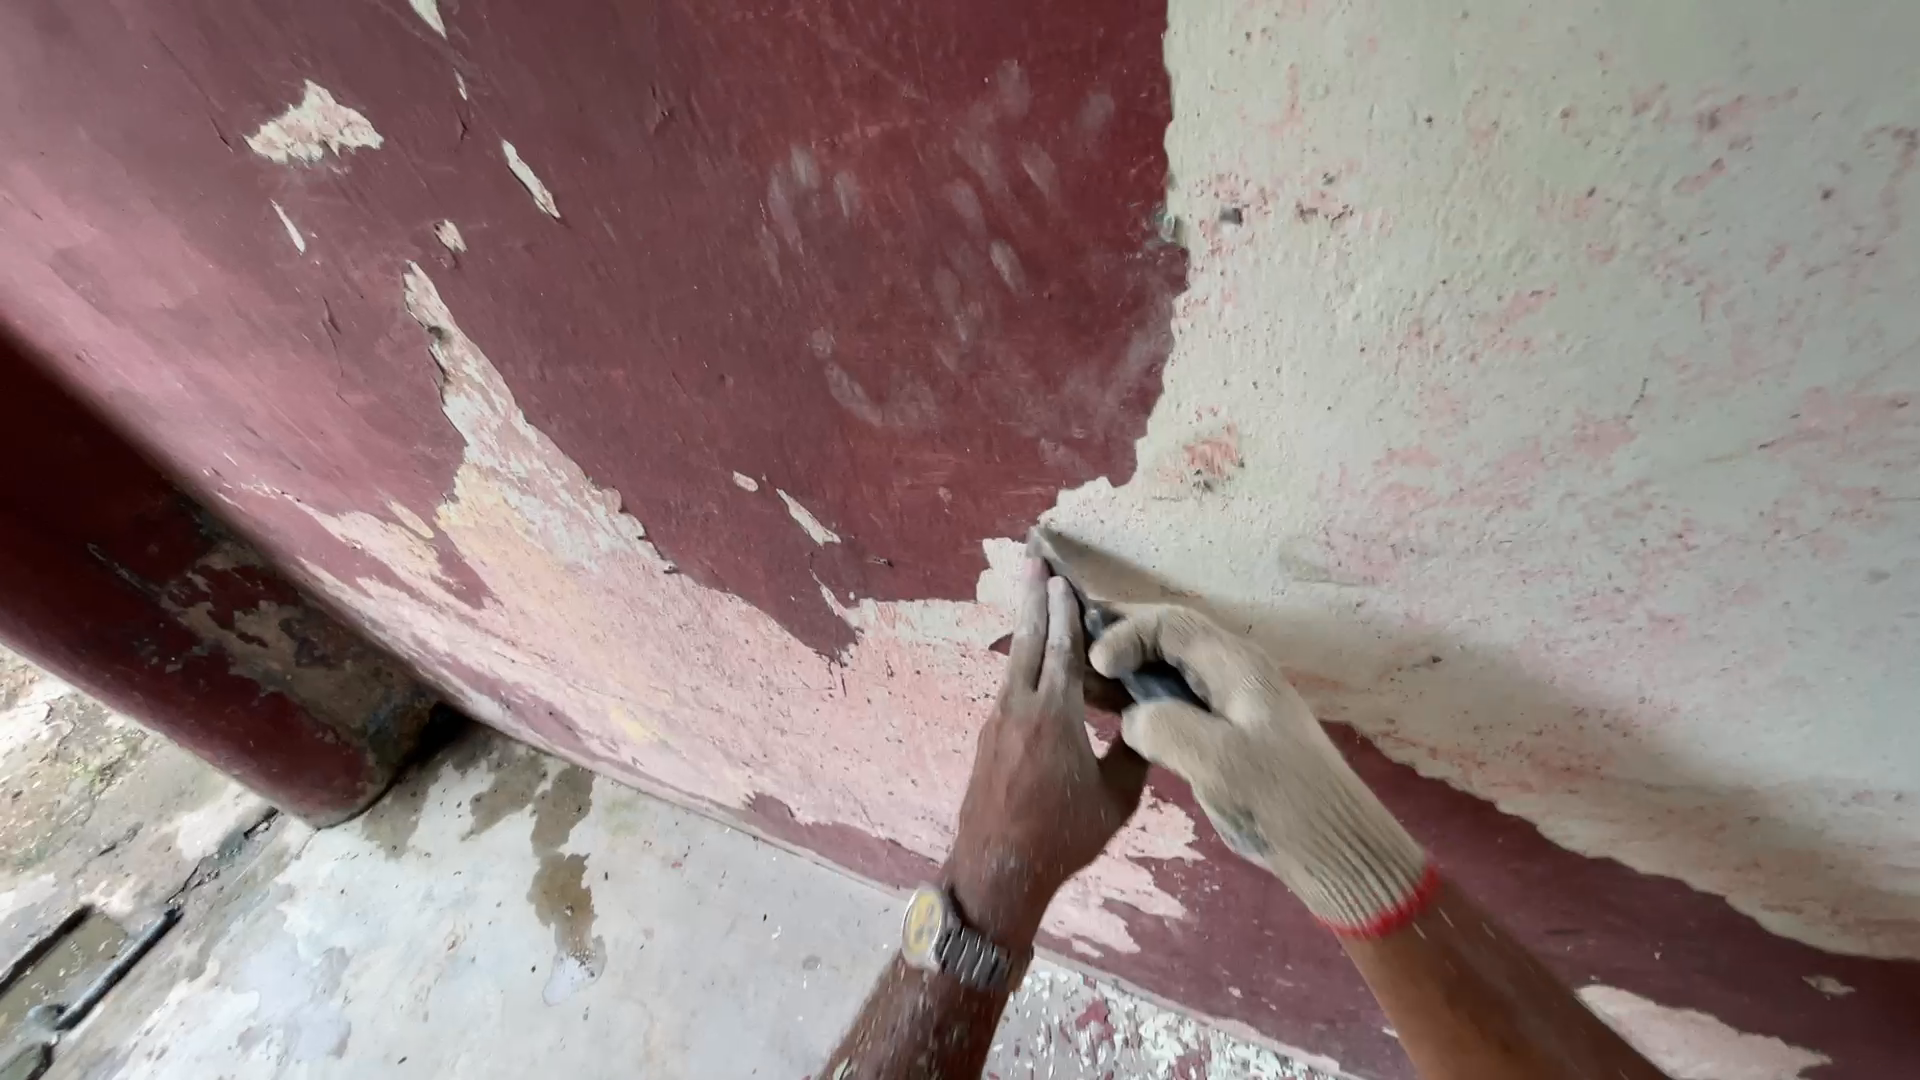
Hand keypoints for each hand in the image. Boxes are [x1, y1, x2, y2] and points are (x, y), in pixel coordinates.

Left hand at [945, 558, 1148, 946]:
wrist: (996, 868)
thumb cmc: (1062, 836)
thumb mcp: (1115, 799)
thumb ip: (1132, 753)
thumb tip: (1146, 721)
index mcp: (1054, 716)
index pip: (1062, 650)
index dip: (1064, 613)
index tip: (1063, 580)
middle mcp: (1019, 706)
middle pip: (1027, 640)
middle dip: (1032, 598)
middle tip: (1033, 562)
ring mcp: (997, 719)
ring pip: (1014, 661)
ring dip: (1024, 625)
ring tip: (1031, 597)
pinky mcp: (988, 734)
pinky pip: (1009, 684)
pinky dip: (1021, 658)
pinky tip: (1030, 658)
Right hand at [1090, 604, 1434, 936]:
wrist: (1335, 853)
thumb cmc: (1283, 800)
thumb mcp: (1219, 762)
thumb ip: (1165, 727)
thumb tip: (1132, 718)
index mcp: (1235, 666)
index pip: (1169, 624)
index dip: (1125, 633)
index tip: (1097, 665)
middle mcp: (1228, 672)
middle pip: (1163, 636)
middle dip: (1115, 638)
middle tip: (1070, 649)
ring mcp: (1223, 701)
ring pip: (1161, 667)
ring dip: (1121, 669)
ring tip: (1077, 678)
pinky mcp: (1217, 731)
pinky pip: (1167, 699)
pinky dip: (1133, 698)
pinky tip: (1105, 710)